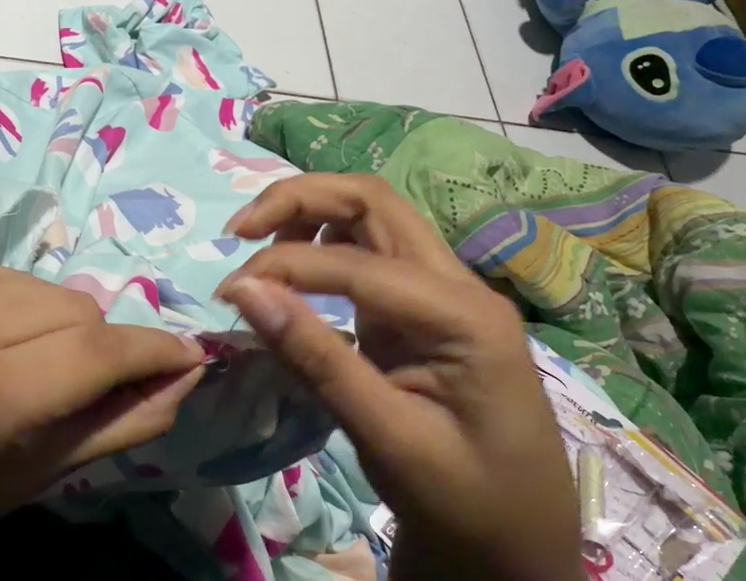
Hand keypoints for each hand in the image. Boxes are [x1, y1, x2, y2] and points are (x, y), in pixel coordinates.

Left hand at [0, 265, 205, 556]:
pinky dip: (31, 307)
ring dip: (67, 323)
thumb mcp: (52, 471)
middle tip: (85, 385)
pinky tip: (7, 339)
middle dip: (104, 345)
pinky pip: (20, 278)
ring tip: (39, 362)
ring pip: (55, 289)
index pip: (98, 351)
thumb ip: (128, 418)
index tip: (190, 354)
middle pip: (82, 312)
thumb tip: (189, 371)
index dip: (153, 350)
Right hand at [217, 176, 582, 580]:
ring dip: (310, 211)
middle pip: (372, 200)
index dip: (286, 264)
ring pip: (372, 212)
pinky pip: (370, 247)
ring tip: (259, 242)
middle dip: (299, 199)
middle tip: (239, 229)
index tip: (230, 292)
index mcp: (464, 316)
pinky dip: (322, 239)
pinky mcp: (422, 305)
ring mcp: (444, 290)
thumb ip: (316, 357)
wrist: (516, 549)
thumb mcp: (387, 437)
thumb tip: (243, 289)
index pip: (358, 260)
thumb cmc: (462, 502)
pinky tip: (293, 267)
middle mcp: (458, 284)